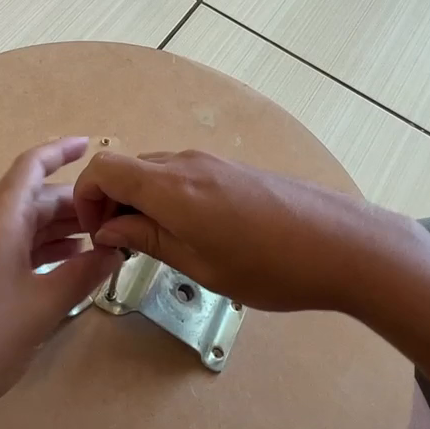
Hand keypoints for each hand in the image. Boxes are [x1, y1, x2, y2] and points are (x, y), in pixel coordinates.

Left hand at [0, 137, 121, 428]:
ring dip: (61, 229)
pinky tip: (69, 264)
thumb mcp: (45, 304)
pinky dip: (43, 249)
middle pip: (33, 198)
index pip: (31, 167)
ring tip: (101, 240)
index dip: (59, 151)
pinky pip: (14, 246)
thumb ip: (84, 273)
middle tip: (115, 215)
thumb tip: (116, 250)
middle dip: (74, 203)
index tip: (90, 145)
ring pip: (25, 225)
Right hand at [72, 150, 410, 314]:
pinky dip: (166, 198)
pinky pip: (181, 175)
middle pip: (126, 168)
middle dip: (110, 204)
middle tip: (121, 246)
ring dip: (139, 202)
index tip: (96, 235)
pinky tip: (189, 233)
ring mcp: (211, 162)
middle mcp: (184, 163)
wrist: (344, 245)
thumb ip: (148, 238)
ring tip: (155, 245)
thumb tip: (108, 229)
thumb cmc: (269, 266)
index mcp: (170, 186)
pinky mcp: (231, 170)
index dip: (86, 198)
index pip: (102, 168)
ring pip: (153, 172)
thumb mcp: (199, 265)